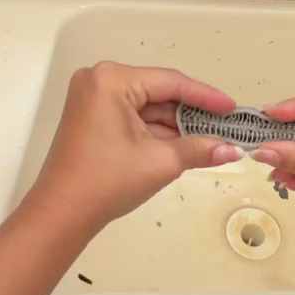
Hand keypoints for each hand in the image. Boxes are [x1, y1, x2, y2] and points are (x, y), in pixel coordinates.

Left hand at [28, 62, 241, 233]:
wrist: (61, 214)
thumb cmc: (107, 181)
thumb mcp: (160, 162)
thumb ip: (200, 149)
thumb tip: (233, 149)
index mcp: (112, 80)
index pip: (170, 82)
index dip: (206, 96)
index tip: (232, 107)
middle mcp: (99, 80)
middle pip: (158, 92)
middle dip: (192, 113)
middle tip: (226, 125)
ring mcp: (93, 98)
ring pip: (147, 106)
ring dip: (176, 124)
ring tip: (212, 137)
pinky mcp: (91, 117)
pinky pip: (133, 117)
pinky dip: (157, 131)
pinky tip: (186, 142)